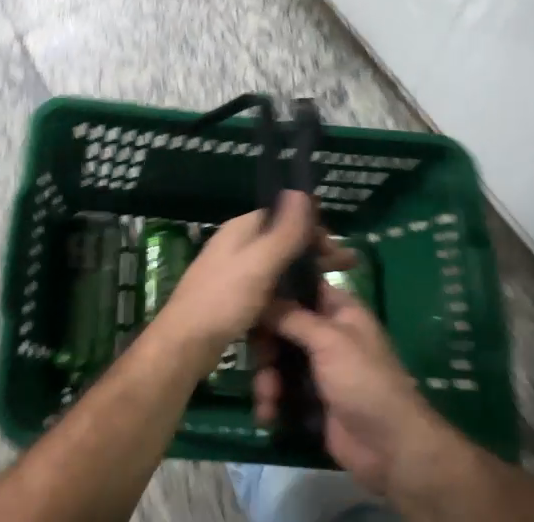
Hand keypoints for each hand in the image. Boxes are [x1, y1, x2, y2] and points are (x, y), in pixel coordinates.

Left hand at [150, 193, 348, 369]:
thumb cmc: (223, 299)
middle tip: (347, 266)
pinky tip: (306, 307)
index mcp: (241, 230)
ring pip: (277, 266)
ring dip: (305, 272)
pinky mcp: (235, 298)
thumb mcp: (259, 263)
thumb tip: (300, 190)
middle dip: (314, 250)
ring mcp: (235, 272)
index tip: (338, 245)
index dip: (312, 227)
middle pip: (282, 241)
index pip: (283, 216)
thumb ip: (283, 231)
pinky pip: (269, 288)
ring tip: (334, 287)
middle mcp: (237, 245)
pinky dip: (289, 291)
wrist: (186, 342)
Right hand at [254, 285, 462, 496]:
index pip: (301, 284)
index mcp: (338, 310)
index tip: (248, 296)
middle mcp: (325, 333)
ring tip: (268, 398)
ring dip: (266, 377)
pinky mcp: (308, 397)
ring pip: (276, 358)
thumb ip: (292, 316)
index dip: (275, 288)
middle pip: (281, 324)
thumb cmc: (364, 381)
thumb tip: (260, 295)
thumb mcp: (329, 340)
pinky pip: (279, 388)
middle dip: (265, 344)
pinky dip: (270, 399)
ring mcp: (316, 366)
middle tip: (261, 360)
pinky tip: (268, 415)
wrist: (390, 448)